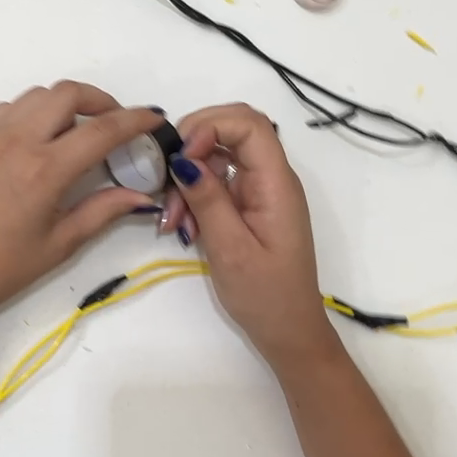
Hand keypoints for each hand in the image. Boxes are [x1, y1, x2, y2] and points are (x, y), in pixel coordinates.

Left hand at [0, 81, 164, 329]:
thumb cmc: (3, 268)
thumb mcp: (61, 244)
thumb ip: (103, 210)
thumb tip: (142, 195)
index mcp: (44, 169)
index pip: (102, 129)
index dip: (135, 119)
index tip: (154, 118)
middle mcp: (15, 141)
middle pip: (67, 93)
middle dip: (99, 100)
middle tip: (113, 124)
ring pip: (35, 95)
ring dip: (63, 104)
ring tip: (76, 132)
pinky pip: (6, 109)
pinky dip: (30, 112)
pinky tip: (37, 140)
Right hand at [167, 104, 332, 356]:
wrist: (288, 332)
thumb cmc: (265, 295)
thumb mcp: (230, 249)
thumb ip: (207, 199)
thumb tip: (183, 159)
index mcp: (276, 184)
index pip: (249, 124)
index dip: (210, 126)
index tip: (182, 158)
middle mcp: (271, 178)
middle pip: (233, 129)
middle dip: (193, 143)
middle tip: (169, 177)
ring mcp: (259, 190)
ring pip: (218, 154)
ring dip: (188, 175)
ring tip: (173, 217)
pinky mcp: (247, 203)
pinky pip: (217, 180)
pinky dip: (193, 193)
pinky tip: (181, 222)